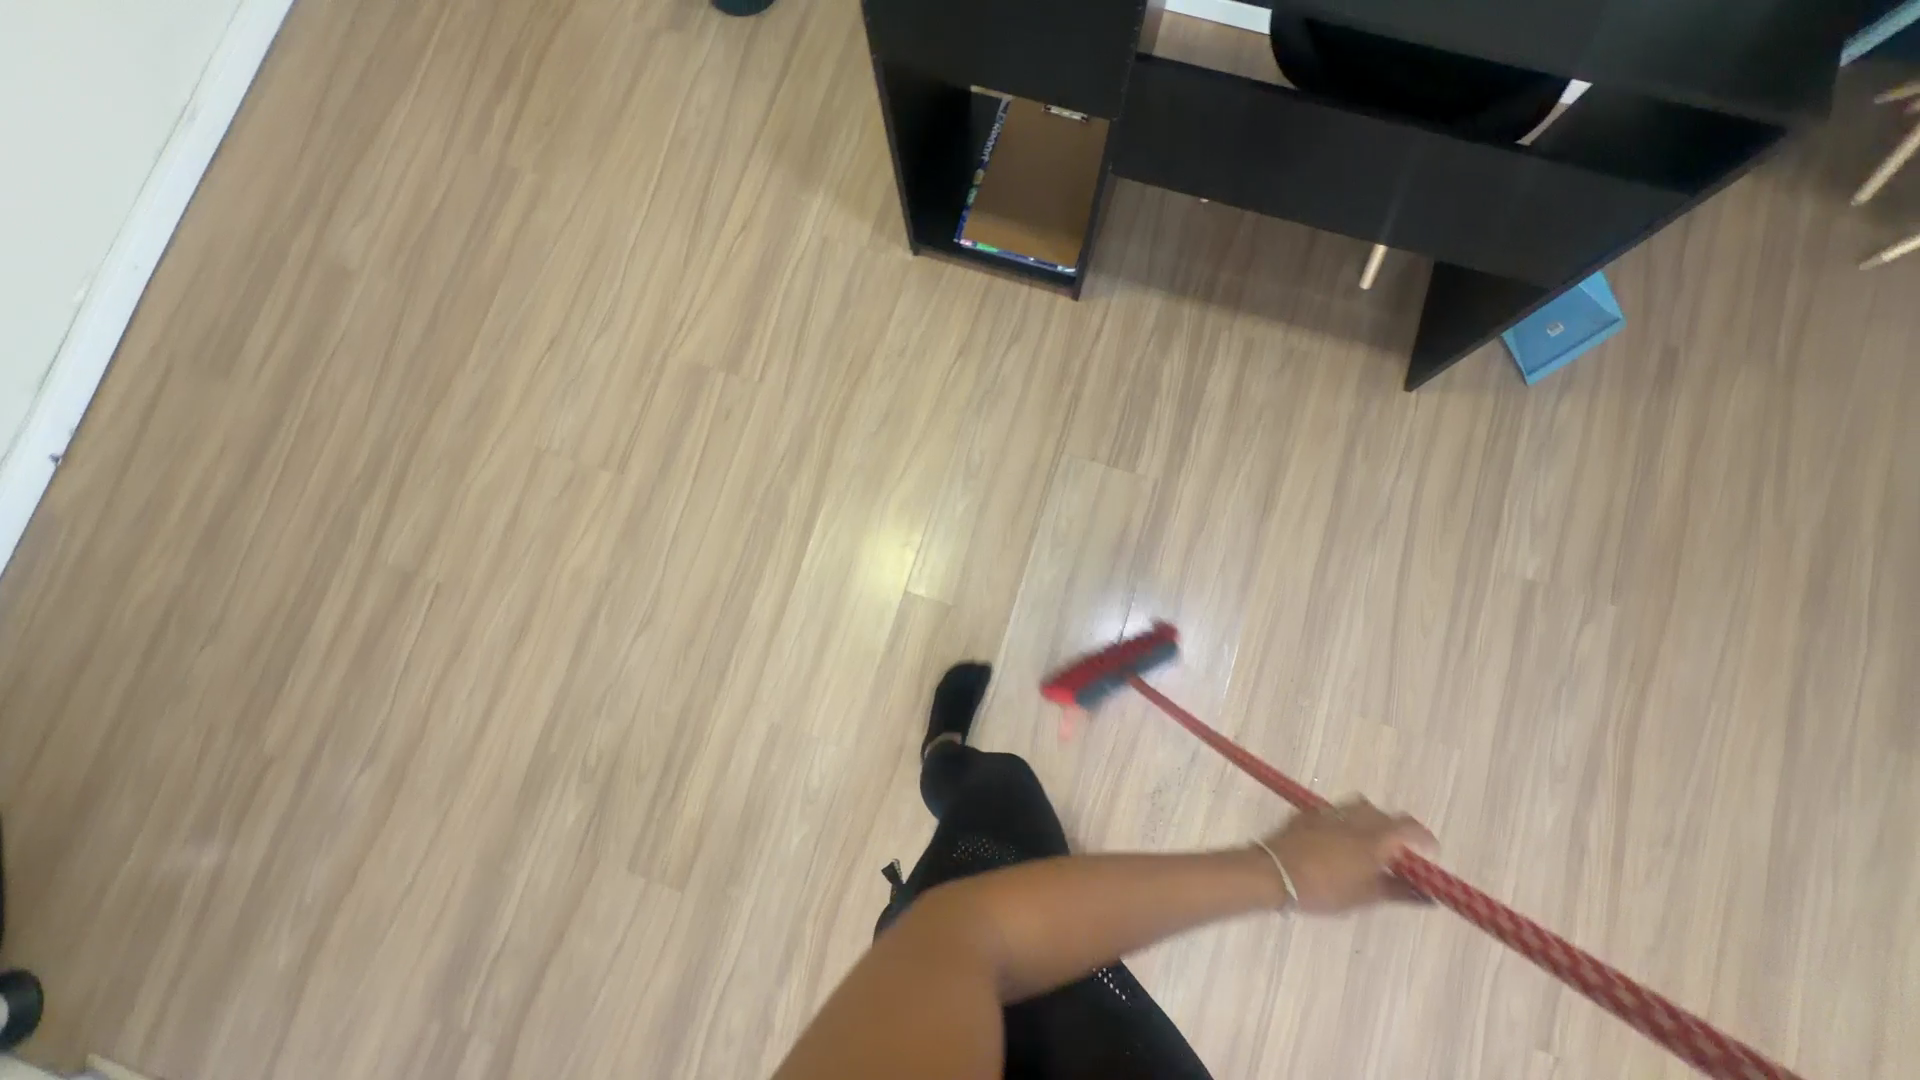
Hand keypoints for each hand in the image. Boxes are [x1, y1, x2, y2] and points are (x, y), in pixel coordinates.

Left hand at [1257, 798, 1436, 914]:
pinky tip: (1338, 841)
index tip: (1429, 852)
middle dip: (1394, 829)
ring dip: (1369, 821)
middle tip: (1396, 853)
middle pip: (1382, 814)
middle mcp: (1353, 818)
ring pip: (1357, 807)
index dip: (1423, 837)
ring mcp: (1327, 812)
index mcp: (1373, 838)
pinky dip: (1344, 821)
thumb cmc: (1323, 890)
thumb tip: (1428, 896)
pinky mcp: (1306, 814)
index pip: (1408, 826)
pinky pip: (1334, 811)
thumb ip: (1398, 892)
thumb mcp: (1365, 897)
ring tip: (1367, 845)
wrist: (1274, 873)